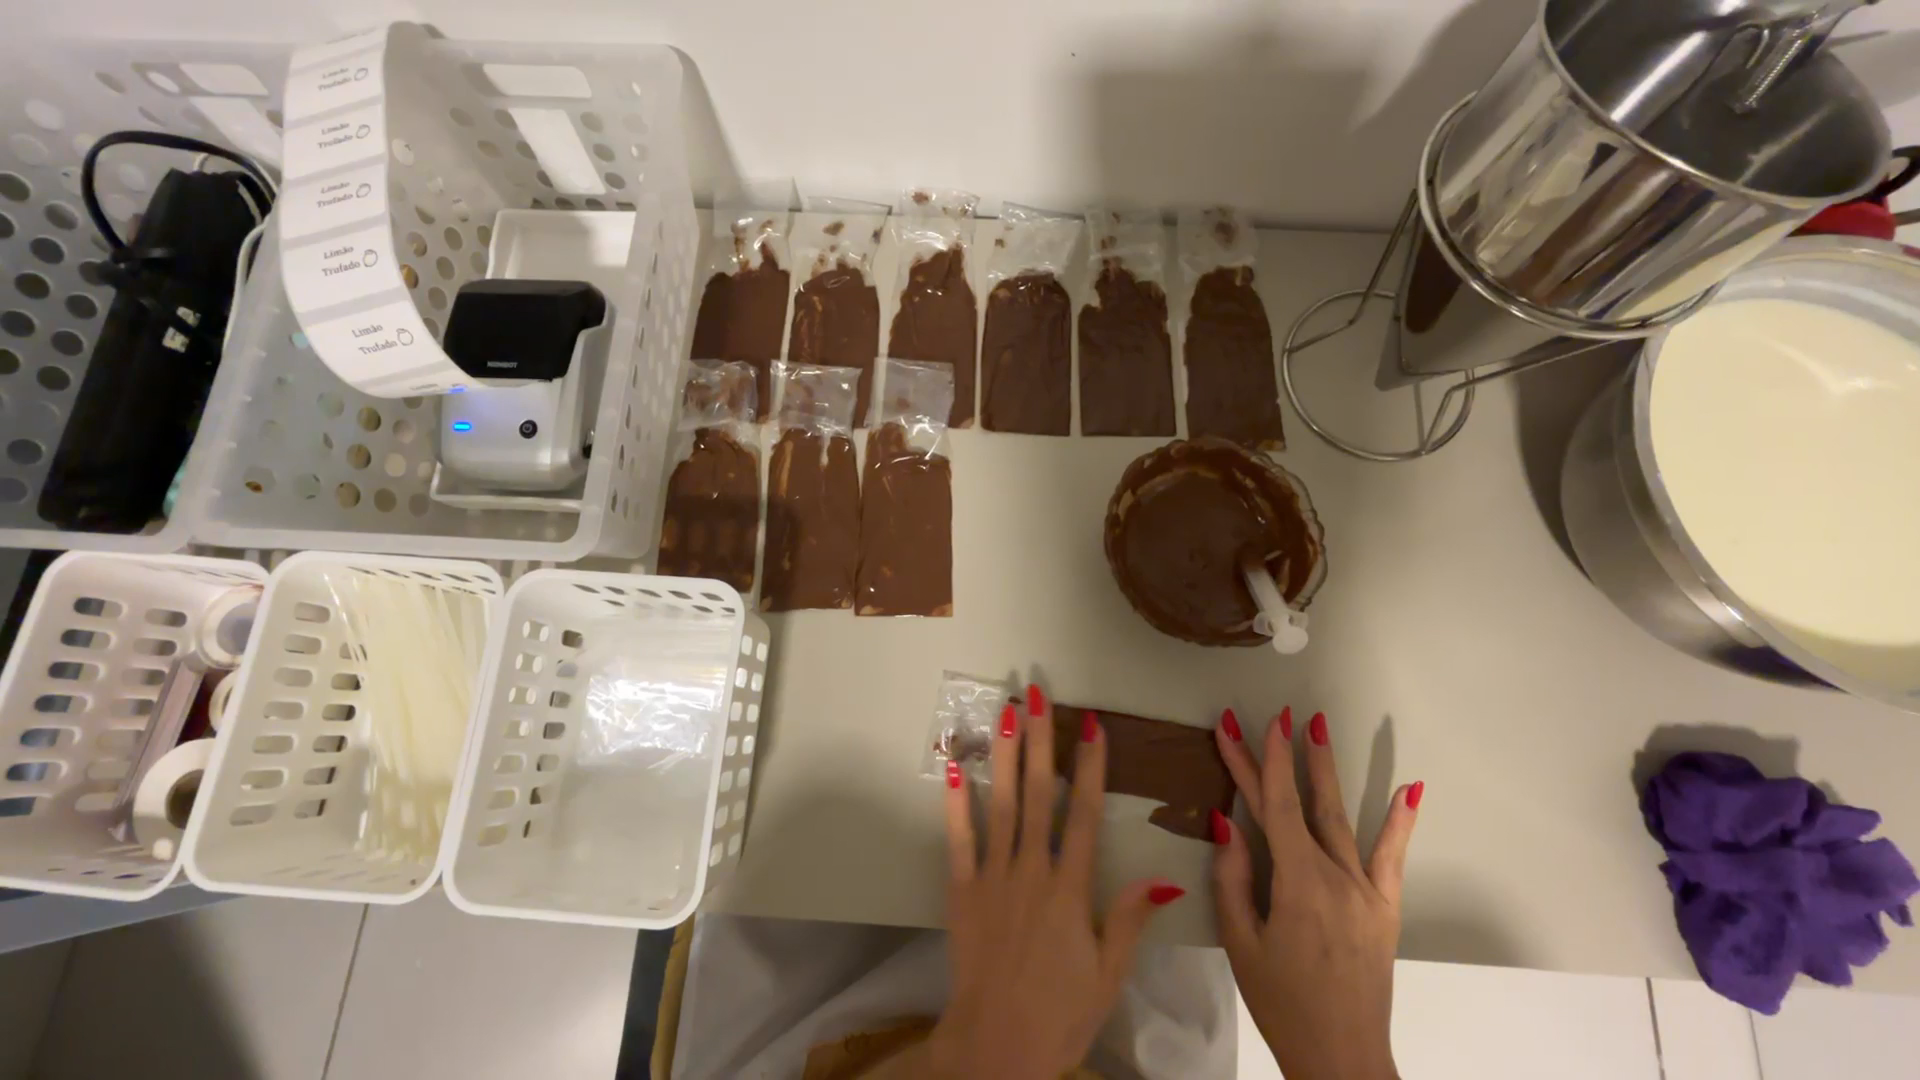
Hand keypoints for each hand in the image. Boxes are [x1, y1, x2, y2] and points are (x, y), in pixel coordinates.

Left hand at [923, 683, 1184, 1079]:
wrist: (995, 1046)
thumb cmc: (1060, 1011)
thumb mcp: (1109, 973)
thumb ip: (1130, 918)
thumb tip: (1164, 875)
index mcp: (1072, 889)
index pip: (1086, 814)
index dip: (1090, 766)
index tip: (1090, 724)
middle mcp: (1033, 870)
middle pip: (1040, 794)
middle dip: (1041, 740)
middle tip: (1038, 694)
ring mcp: (993, 876)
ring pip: (1001, 804)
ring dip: (1004, 755)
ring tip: (1005, 712)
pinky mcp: (962, 889)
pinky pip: (959, 838)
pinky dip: (956, 801)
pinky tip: (954, 765)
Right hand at [1212, 707, 1421, 1079]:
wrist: (1343, 1058)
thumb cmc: (1280, 1001)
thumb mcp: (1240, 943)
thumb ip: (1233, 880)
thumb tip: (1226, 824)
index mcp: (1296, 882)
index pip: (1271, 806)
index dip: (1257, 761)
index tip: (1246, 723)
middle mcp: (1335, 875)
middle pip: (1300, 804)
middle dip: (1286, 756)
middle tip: (1278, 713)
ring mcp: (1366, 889)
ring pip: (1342, 818)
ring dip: (1327, 772)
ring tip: (1320, 730)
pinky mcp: (1386, 907)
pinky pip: (1392, 857)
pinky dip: (1401, 821)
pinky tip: (1411, 789)